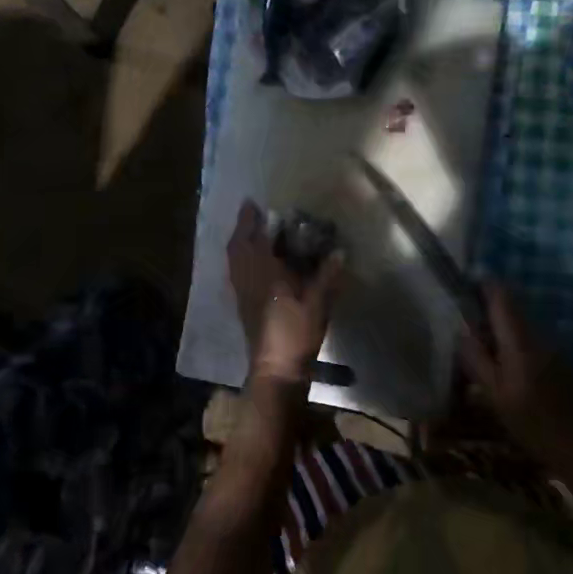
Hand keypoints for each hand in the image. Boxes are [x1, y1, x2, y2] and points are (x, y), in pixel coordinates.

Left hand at [227, 200, 343, 383]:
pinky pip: (235, 272)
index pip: (254, 240)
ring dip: (238, 241)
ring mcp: (241, 292)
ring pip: (233, 260)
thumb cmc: (296, 333)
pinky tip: (250, 260)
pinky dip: (238, 258)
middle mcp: (247, 279)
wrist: (276, 369)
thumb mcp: (318, 304)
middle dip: (241, 228)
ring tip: (249, 231)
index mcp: (263, 274)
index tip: (253, 203)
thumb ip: (327, 276)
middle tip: (250, 213)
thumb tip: (339, 251)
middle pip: (237, 247)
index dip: (251, 221)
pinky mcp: (241, 305)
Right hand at [456, 281, 572, 458]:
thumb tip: (461, 332)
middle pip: (510, 305)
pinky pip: (528, 336)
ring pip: (519, 321)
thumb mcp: (496, 395)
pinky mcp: (558, 358)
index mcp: (520, 340)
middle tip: (463, 323)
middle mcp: (539, 334)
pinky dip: (511, 340)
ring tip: (478, 343)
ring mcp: (552, 345)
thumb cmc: (536, 424)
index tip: (461, 291)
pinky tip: (500, 361)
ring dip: (498, 325)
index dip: (480, 286)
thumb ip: (476, 359)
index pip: (501, 296)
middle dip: (485, 307)